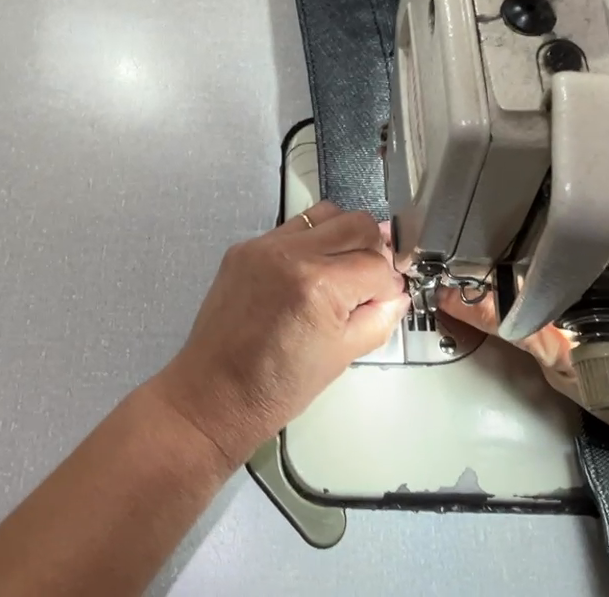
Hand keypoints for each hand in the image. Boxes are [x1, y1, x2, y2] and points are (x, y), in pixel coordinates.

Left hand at [149, 202, 409, 467]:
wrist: (214, 394)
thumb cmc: (274, 388)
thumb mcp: (343, 357)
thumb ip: (379, 317)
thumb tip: (395, 292)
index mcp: (319, 286)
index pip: (378, 263)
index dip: (389, 283)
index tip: (386, 297)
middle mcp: (291, 255)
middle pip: (357, 223)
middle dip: (374, 250)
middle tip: (371, 279)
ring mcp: (264, 246)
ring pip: (326, 214)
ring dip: (344, 236)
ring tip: (342, 270)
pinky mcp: (245, 248)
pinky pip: (292, 228)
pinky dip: (310, 242)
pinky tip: (309, 273)